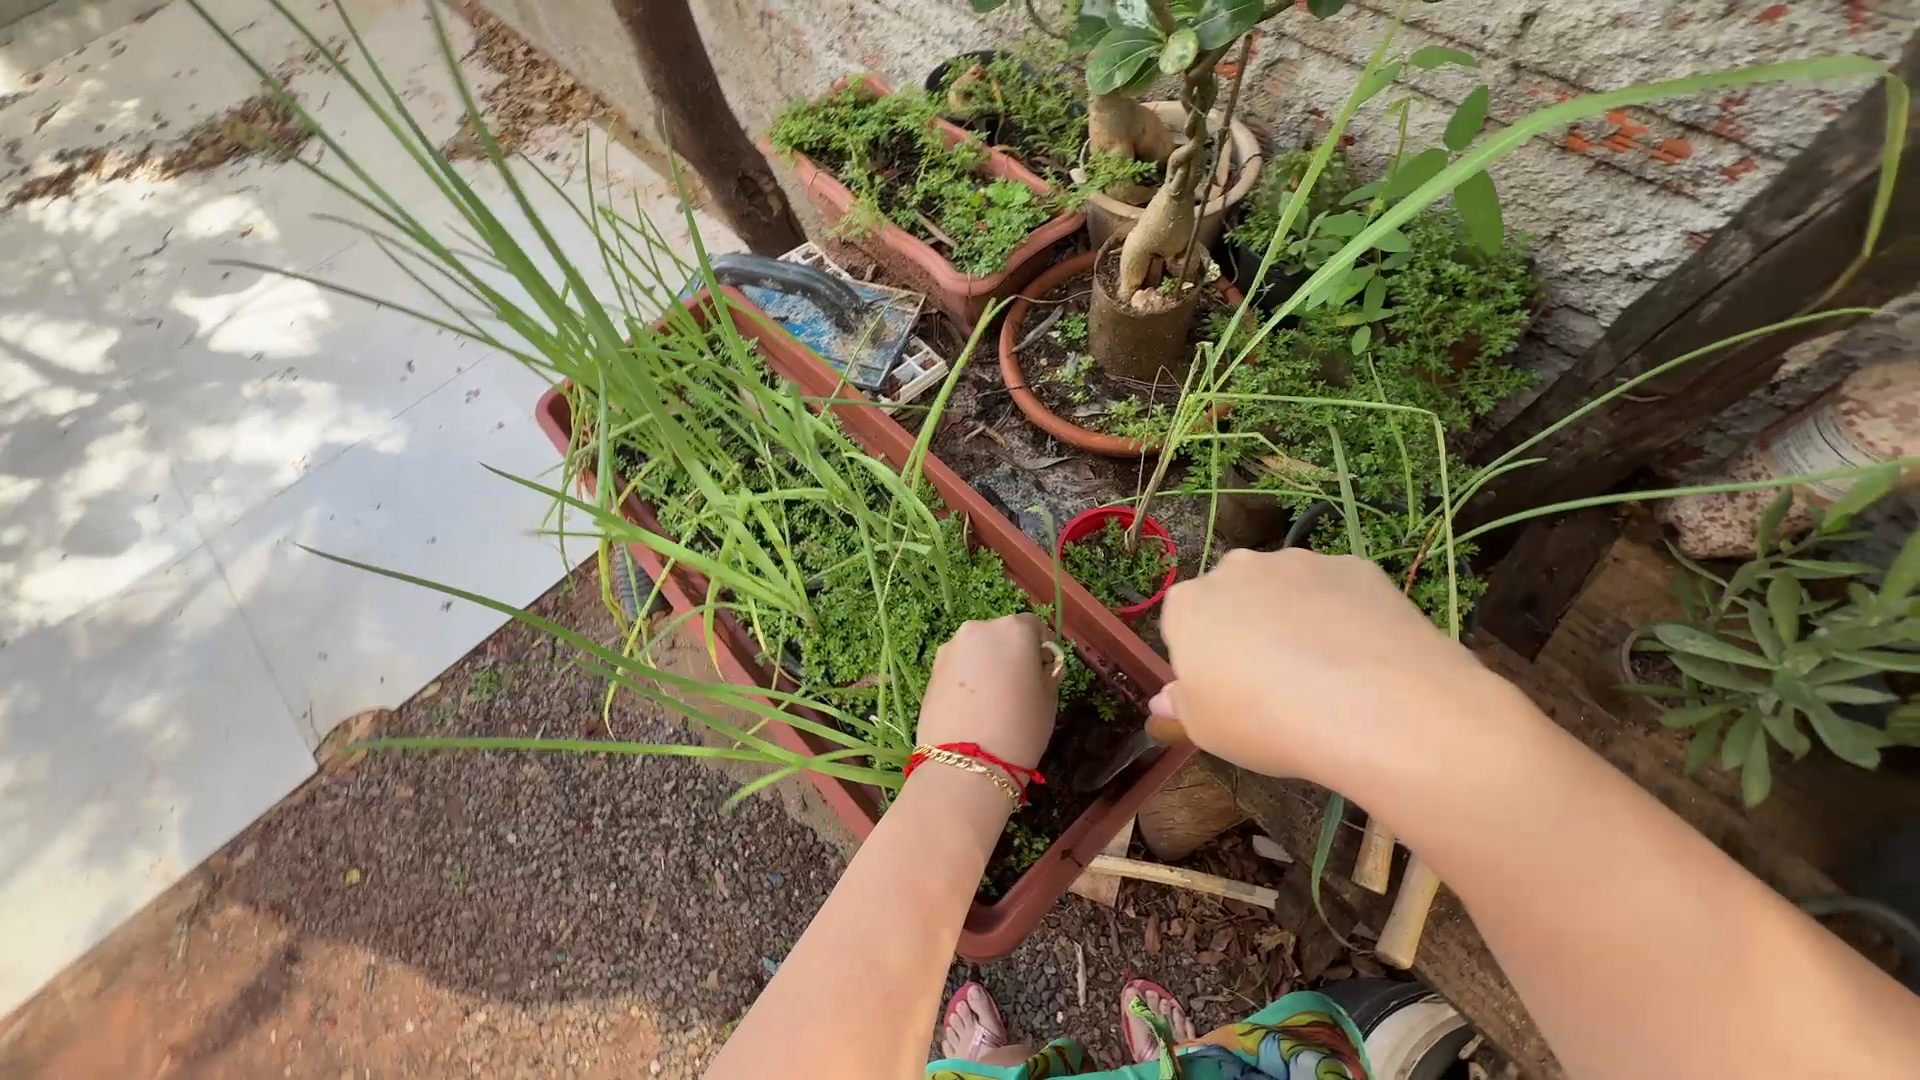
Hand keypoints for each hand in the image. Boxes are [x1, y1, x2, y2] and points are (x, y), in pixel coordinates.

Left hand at [917, 614, 1057, 770]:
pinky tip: (972, 707)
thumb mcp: (1049, 700)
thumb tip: (1042, 665)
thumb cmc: (1021, 729)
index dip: (1041, 646)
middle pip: (1001, 634)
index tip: (1044, 668)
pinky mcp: (932, 670)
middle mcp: (979, 629)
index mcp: (1013, 629)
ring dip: (986, 664)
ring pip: (977, 650)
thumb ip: (1047, 672)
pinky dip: (967, 678)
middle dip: (1011, 653)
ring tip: (992, 700)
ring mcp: (951, 648)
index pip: (1033, 626)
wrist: (967, 764)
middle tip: (1018, 685)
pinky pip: (958, 666)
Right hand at [1152, 548, 1501, 787]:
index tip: (1227, 691)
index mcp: (1188, 605)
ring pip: (1286, 590)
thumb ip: (1180, 706)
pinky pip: (1337, 591)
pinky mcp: (1354, 566)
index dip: (1205, 660)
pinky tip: (1361, 657)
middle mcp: (1236, 569)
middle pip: (1232, 598)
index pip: (1184, 625)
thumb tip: (1164, 701)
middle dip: (1245, 629)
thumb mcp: (1205, 729)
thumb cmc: (1264, 720)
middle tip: (1271, 682)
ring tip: (1325, 674)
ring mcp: (1298, 562)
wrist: (1373, 707)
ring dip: (1293, 617)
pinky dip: (1342, 615)